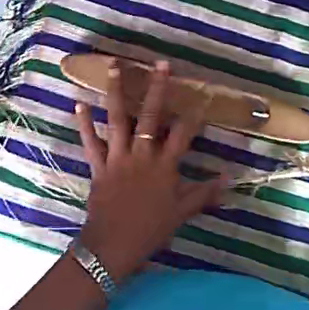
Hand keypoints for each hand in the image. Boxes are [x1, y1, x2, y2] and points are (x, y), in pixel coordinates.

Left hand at [73, 60, 227, 278]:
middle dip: (156, 88)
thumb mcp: (182, 213)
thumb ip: (204, 193)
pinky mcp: (98, 165)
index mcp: (165, 166)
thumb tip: (229, 178)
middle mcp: (142, 155)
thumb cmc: (150, 230)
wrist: (113, 245)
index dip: (194, 113)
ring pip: (117, 118)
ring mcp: (118, 157)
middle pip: (150, 116)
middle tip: (160, 64)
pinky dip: (84, 123)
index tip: (203, 94)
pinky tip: (79, 103)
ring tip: (114, 66)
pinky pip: (91, 141)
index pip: (183, 134)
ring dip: (115, 91)